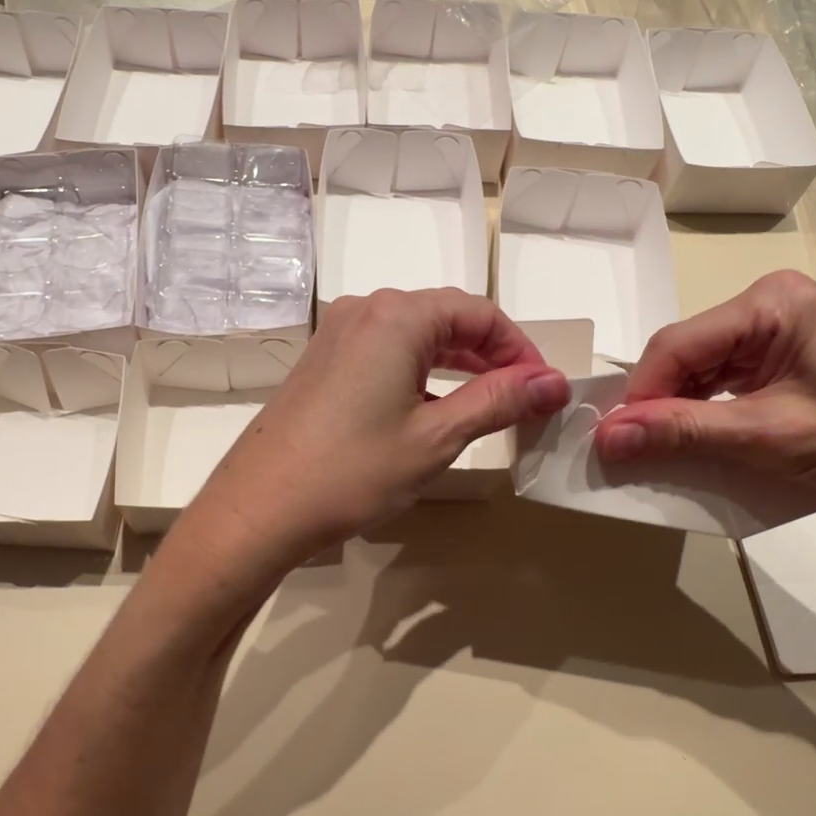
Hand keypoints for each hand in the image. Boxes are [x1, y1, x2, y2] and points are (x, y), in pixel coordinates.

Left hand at [173, 289, 568, 580]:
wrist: (261, 506)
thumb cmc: (354, 470)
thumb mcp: (436, 436)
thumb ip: (498, 401)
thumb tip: (554, 381)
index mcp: (397, 315)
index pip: (480, 312)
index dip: (520, 348)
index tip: (544, 388)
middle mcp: (366, 309)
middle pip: (446, 317)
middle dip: (491, 355)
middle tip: (523, 400)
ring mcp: (338, 333)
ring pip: (415, 334)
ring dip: (457, 364)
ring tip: (489, 404)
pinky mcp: (323, 360)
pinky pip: (385, 351)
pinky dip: (420, 371)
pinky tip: (434, 407)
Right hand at [593, 270, 815, 504]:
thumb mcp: (770, 436)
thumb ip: (685, 432)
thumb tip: (608, 438)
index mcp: (771, 302)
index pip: (678, 343)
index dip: (641, 392)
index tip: (616, 441)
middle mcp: (767, 305)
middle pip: (684, 354)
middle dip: (657, 403)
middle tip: (633, 451)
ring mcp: (774, 331)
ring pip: (696, 370)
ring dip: (676, 411)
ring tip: (659, 452)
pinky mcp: (779, 359)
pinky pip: (719, 382)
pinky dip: (701, 414)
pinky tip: (693, 442)